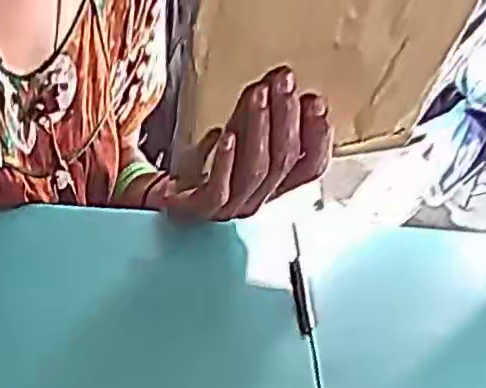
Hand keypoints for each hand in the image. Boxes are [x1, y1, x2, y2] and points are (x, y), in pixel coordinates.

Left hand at [160, 66, 331, 220]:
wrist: (167, 195)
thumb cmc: (206, 166)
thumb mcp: (239, 134)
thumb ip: (261, 113)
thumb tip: (281, 79)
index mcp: (271, 185)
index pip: (310, 168)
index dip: (318, 137)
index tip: (315, 100)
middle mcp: (256, 200)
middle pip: (283, 162)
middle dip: (286, 117)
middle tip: (283, 81)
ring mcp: (229, 209)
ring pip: (255, 171)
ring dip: (259, 128)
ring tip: (258, 95)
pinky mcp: (202, 211)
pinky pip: (219, 190)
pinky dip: (224, 161)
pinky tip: (226, 134)